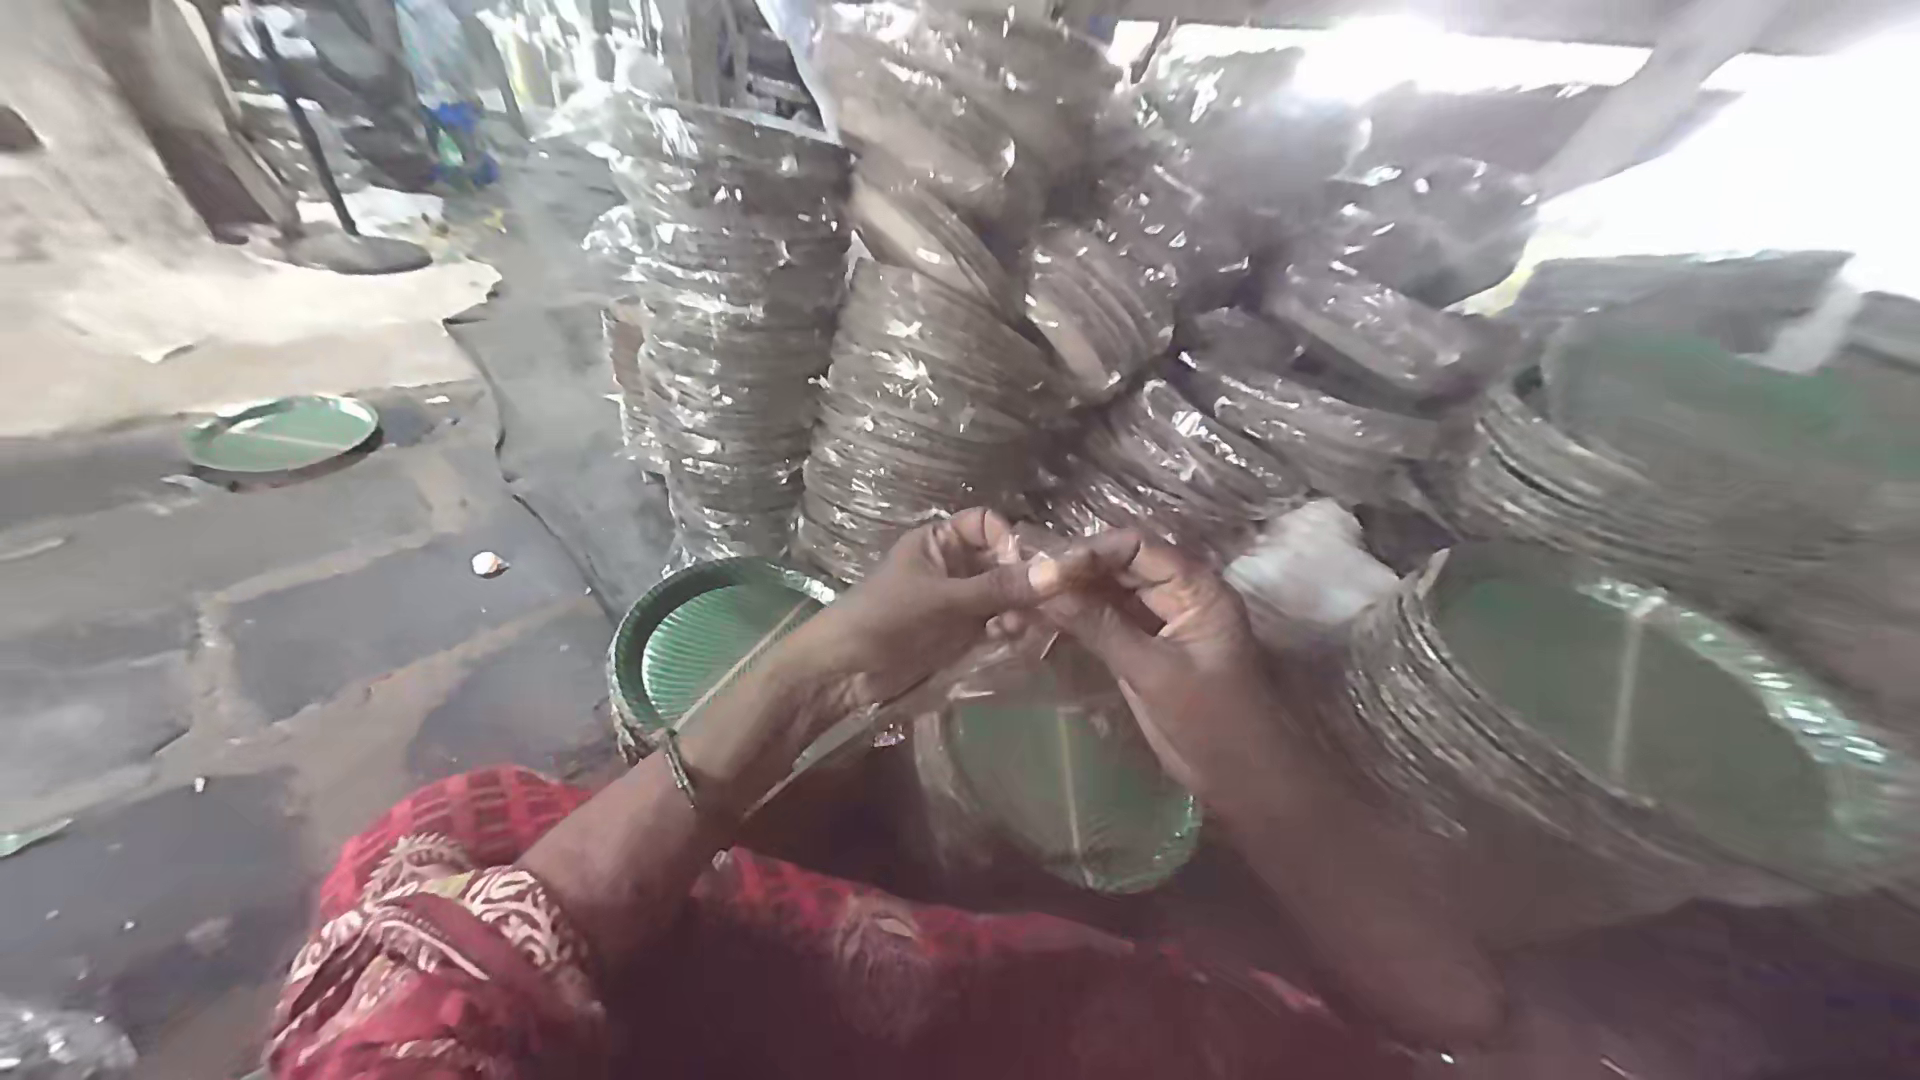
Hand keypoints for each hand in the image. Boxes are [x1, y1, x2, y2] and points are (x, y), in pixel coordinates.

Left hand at [779, 508, 1115, 723]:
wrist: (845, 672)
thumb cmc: (887, 618)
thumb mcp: (944, 599)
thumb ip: (1000, 588)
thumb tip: (1059, 571)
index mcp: (940, 540)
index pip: (988, 524)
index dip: (1010, 540)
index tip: (1026, 566)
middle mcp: (953, 565)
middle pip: (1003, 561)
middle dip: (1022, 581)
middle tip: (1042, 605)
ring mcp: (958, 600)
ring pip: (1004, 595)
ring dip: (1017, 610)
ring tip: (1015, 629)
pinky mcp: (961, 632)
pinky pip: (996, 623)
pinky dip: (1006, 630)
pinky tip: (1009, 641)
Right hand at [1036, 531, 1298, 800]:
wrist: (1242, 780)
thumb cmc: (1213, 722)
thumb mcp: (1155, 672)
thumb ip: (1102, 628)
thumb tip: (1048, 590)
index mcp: (1195, 588)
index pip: (1136, 548)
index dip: (1089, 551)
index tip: (1046, 568)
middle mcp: (1174, 595)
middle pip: (1115, 566)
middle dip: (1070, 572)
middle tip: (1022, 581)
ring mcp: (1155, 621)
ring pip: (1104, 593)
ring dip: (1065, 596)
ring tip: (1020, 601)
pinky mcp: (1139, 646)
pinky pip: (1100, 621)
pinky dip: (1071, 621)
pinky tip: (1036, 622)